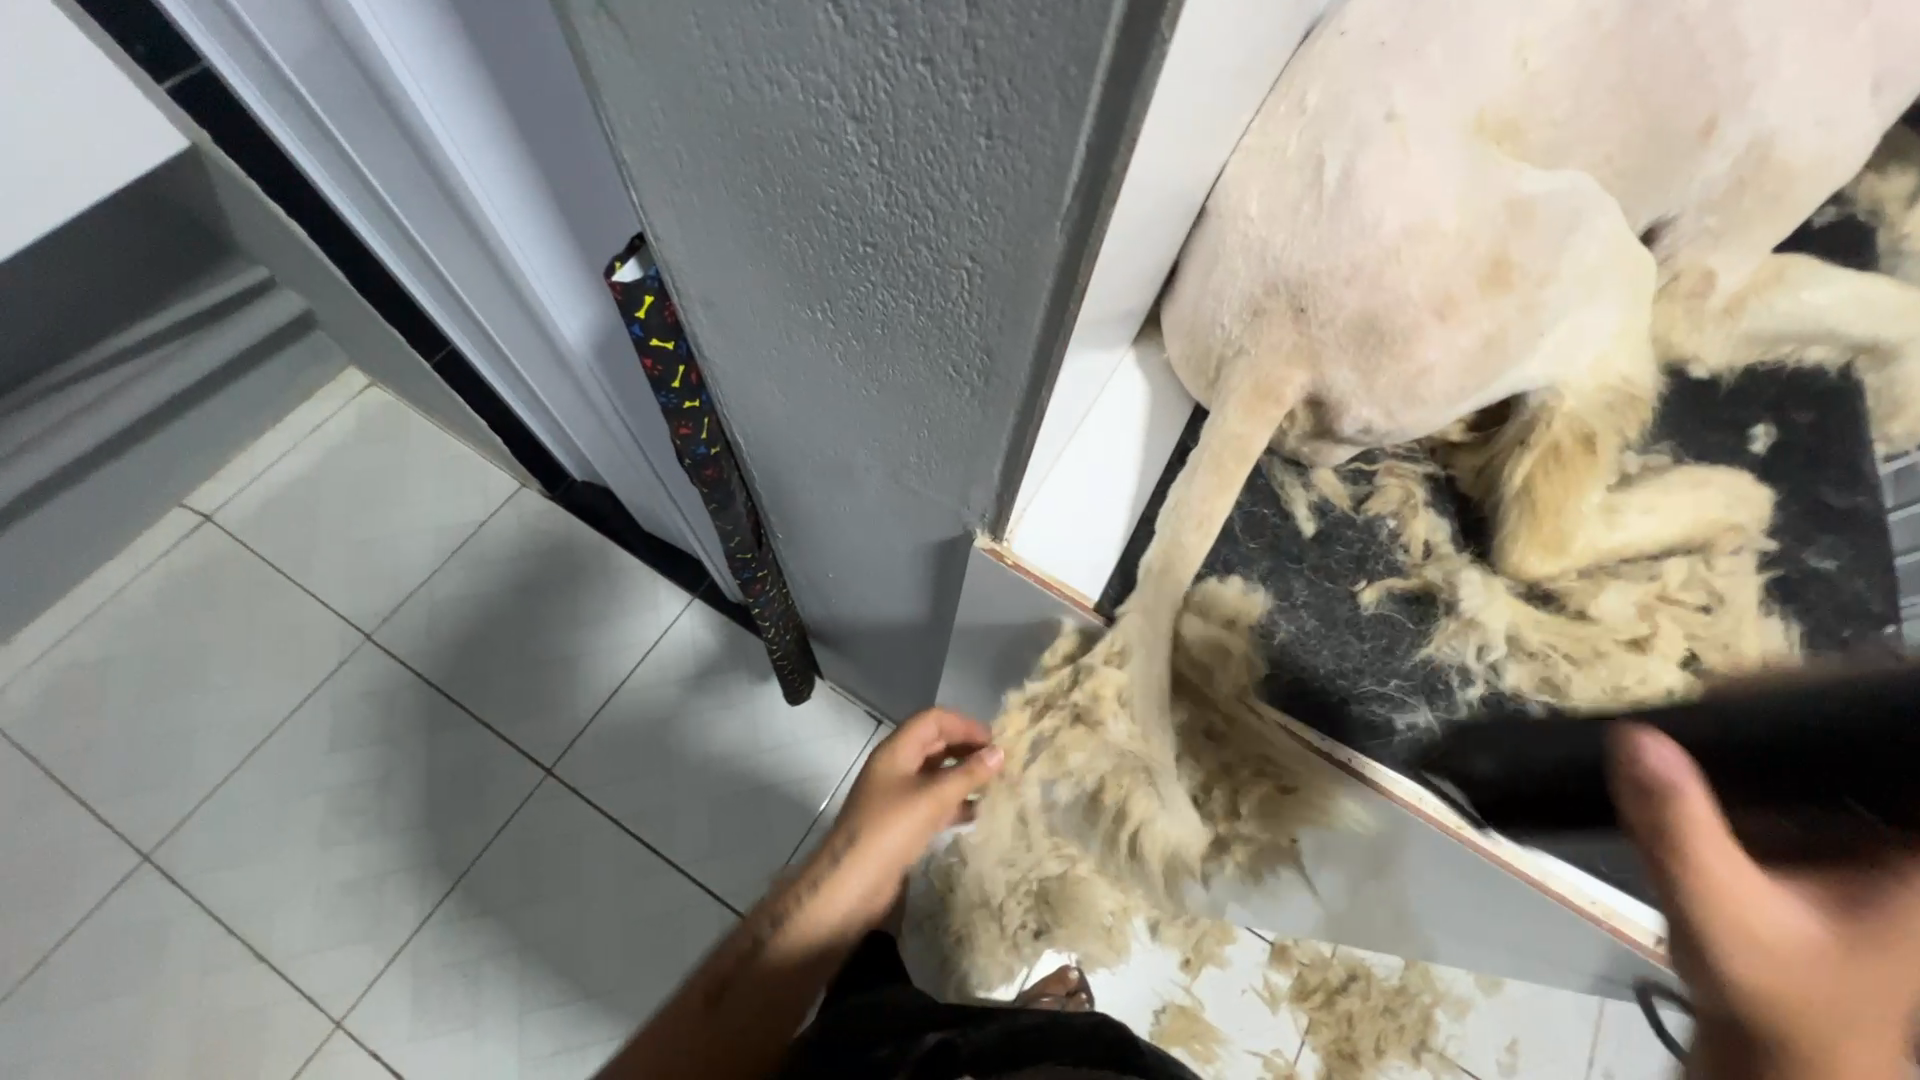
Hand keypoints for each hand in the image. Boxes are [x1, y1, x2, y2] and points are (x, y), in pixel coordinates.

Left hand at [805, 708, 1003, 924]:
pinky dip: (957, 803)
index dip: (964, 725)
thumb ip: (967, 774)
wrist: (851, 885)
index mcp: (896, 751)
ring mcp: (899, 796)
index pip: (933, 721)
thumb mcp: (932, 798)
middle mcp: (897, 767)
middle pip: (936, 745)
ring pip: (937, 775)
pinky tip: (981, 813)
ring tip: (998, 785)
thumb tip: (1000, 753)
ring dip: (965, 777)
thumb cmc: (890, 831)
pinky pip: (935, 803)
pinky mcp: (904, 823)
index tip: (995, 740)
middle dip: (967, 749)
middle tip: (1002, 762)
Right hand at [1608, 723, 1919, 1078]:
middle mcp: (1903, 832)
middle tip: (1715, 693)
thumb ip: (1678, 828)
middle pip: (1861, 739)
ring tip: (1702, 710)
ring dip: (1764, 726)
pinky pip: (1792, 774)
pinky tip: (1699, 753)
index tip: (1766, 684)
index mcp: (1919, 851)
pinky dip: (1744, 756)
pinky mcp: (1823, 836)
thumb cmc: (1772, 992)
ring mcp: (1867, 834)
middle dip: (1792, 706)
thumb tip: (1634, 735)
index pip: (1895, 742)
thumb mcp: (1718, 912)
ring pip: (1825, 751)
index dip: (1851, 701)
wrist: (1772, 1047)